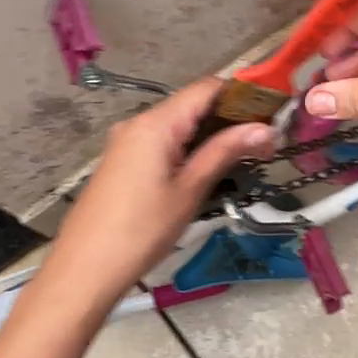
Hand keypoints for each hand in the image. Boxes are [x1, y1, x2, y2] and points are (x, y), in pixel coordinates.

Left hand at [54, 78, 272, 286]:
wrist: (85, 269)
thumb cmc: (142, 230)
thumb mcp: (190, 189)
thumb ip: (225, 151)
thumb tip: (265, 127)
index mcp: (156, 123)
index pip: (207, 88)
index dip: (243, 95)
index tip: (272, 115)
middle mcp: (139, 123)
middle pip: (194, 104)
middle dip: (231, 118)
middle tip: (266, 144)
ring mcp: (127, 142)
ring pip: (179, 124)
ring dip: (212, 135)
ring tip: (245, 158)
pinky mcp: (123, 161)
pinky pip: (164, 141)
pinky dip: (190, 147)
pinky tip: (208, 169)